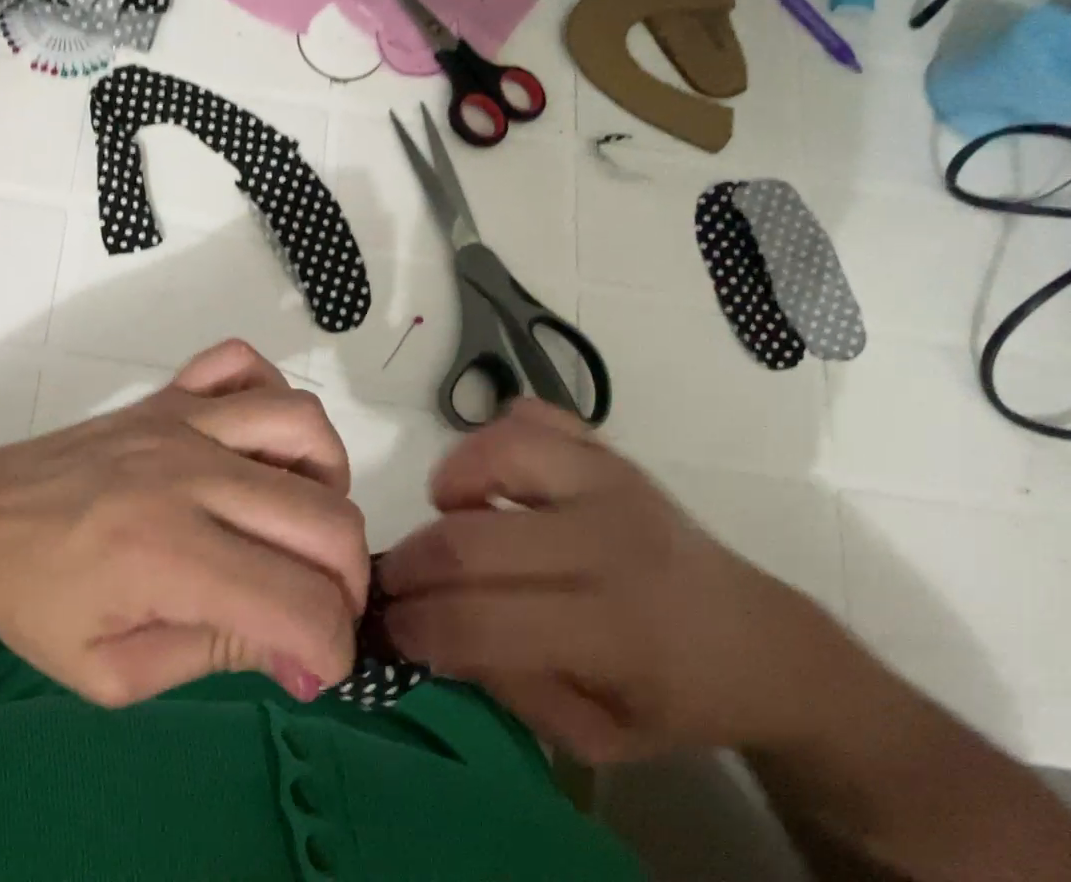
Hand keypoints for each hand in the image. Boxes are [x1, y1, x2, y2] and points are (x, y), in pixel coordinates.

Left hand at [0, 340, 368, 707]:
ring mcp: (177, 425)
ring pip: (304, 426)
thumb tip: (300, 653)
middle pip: (327, 520)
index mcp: (170, 559)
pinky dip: (271, 400)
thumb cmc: (34, 606)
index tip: (311, 666)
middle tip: (313, 612)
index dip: (330, 649)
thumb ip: (214, 657)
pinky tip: (258, 450)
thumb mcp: (113, 672)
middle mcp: (187, 478)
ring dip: (328, 486)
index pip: (303, 605)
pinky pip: (240, 363)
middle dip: (348, 584)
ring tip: (299, 527)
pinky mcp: (163, 398)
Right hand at [379, 401, 852, 763]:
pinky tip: (493, 486)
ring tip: (448, 516)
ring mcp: (616, 486)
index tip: (392, 630)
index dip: (415, 626)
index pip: (479, 620)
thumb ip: (511, 690)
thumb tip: (435, 635)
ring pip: (503, 452)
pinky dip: (495, 441)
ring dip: (450, 485)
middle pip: (469, 540)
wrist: (762, 645)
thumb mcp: (595, 735)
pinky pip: (537, 418)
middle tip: (396, 584)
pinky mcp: (614, 455)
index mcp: (616, 631)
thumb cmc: (674, 699)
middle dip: (410, 566)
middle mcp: (614, 545)